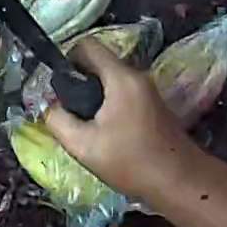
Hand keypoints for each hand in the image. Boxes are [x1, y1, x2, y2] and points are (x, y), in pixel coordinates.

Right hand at [44, 40, 206, 199]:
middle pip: (100, 63)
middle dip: (79, 80)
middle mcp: (137, 76)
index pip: (88, 46)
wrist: (178, 180)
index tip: (58, 85)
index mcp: (121, 78)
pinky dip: (109, 103)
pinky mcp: (152, 104)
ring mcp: (148, 89)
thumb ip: (58, 120)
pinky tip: (102, 129)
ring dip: (94, 94)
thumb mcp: (84, 145)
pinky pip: (123, 92)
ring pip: (111, 79)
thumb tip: (48, 106)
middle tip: (66, 108)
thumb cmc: (130, 161)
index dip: (67, 58)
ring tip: (82, 122)